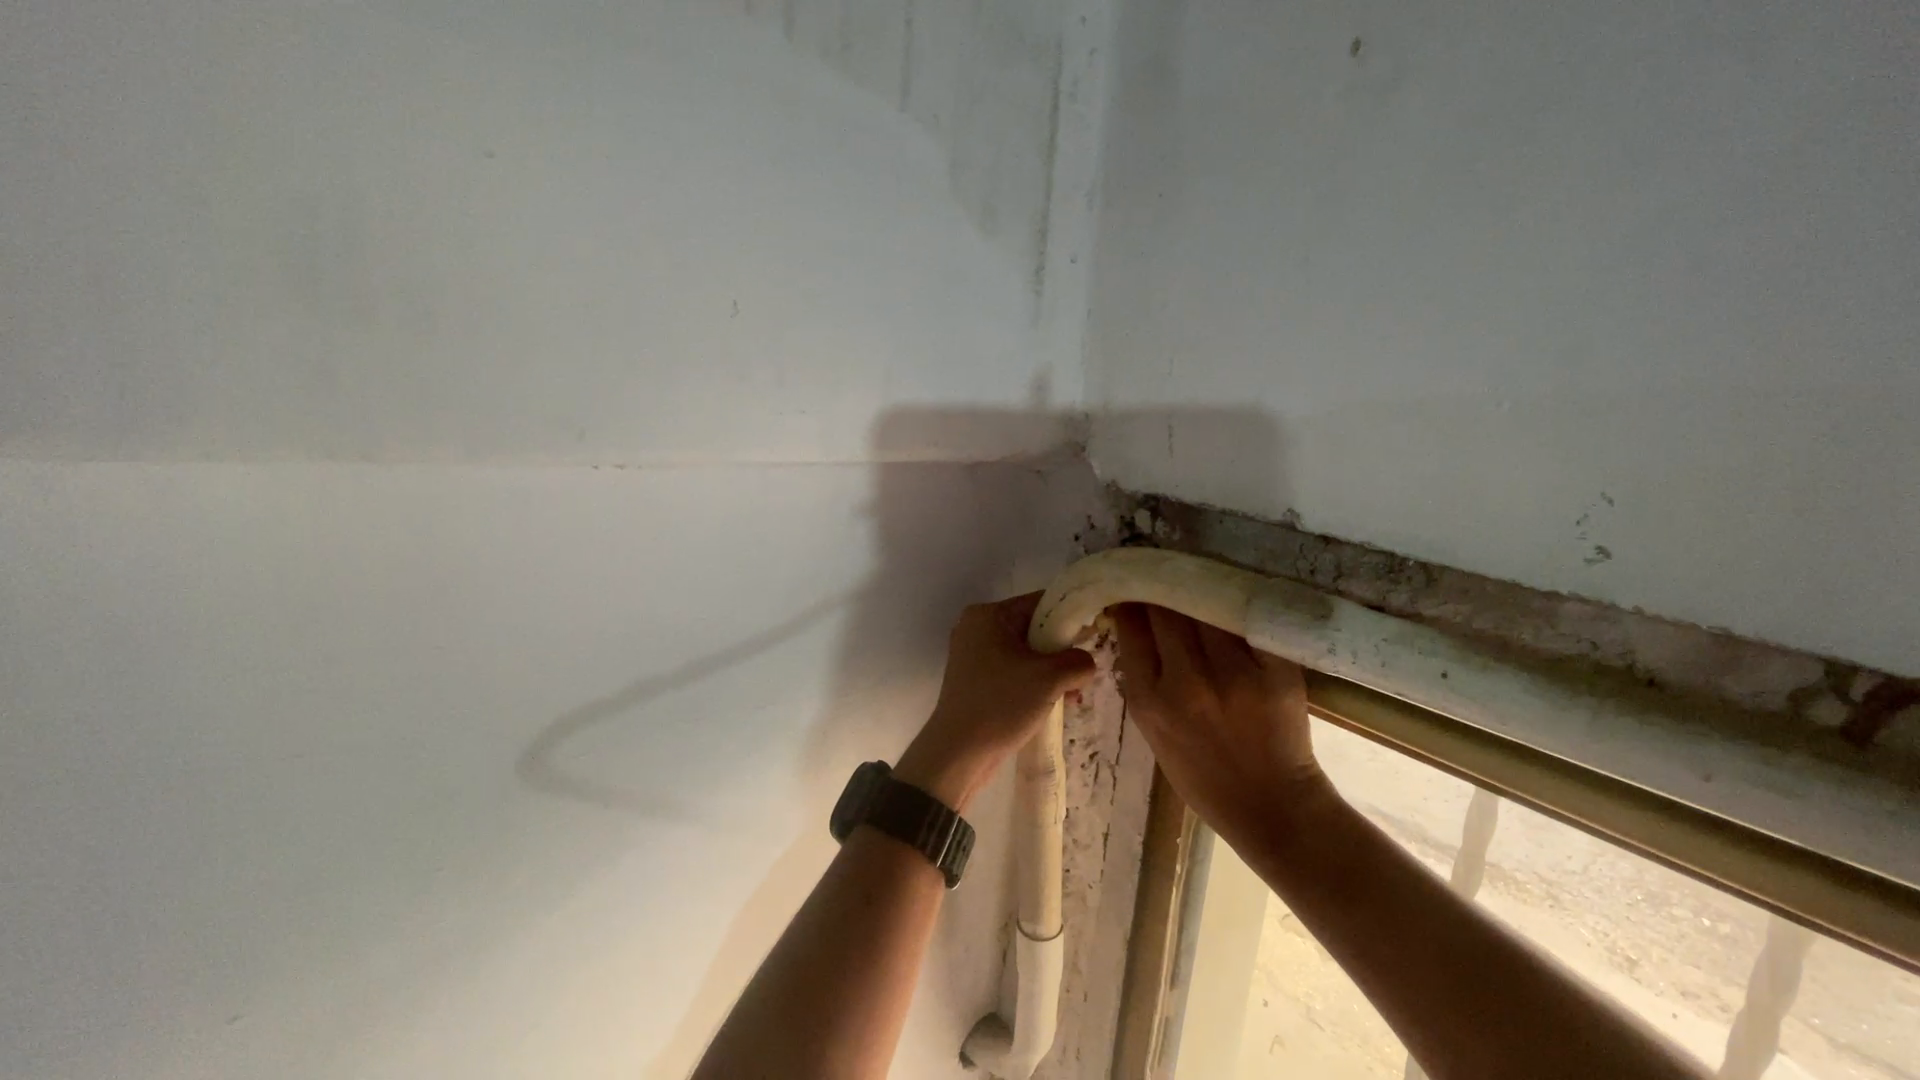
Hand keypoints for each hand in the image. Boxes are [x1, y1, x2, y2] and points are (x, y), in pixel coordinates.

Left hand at [896, 592, 1096, 810]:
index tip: (1094, 637)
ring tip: (1072, 696)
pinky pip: (1014, 672)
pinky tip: (1054, 704)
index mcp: (988, 615)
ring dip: (1052, 673)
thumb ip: (1079, 661)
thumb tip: (1086, 662)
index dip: (1071, 617)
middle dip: (1062, 653)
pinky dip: (1034, 684)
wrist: (959, 754)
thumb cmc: (1002, 705)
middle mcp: (977, 628)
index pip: (1041, 603)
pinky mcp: (975, 681)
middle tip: (1082, 675)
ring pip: (1026, 654)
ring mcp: (973, 656)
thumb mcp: (1050, 678)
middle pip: (1034, 629)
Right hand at [1111, 603, 1325, 842]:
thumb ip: (1145, 683)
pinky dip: (1238, 608)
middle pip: (1166, 612)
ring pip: (1207, 609)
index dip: (1130, 602)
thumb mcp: (1154, 732)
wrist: (1270, 806)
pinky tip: (1234, 599)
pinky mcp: (1276, 672)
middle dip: (1162, 588)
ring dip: (1198, 592)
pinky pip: (1250, 623)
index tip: (1133, 588)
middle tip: (1164, 576)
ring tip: (1197, 581)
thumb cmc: (1204, 777)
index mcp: (1150, 702)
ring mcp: (1234, 676)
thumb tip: (1136, 630)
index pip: (1132, 631)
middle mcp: (1186, 684)